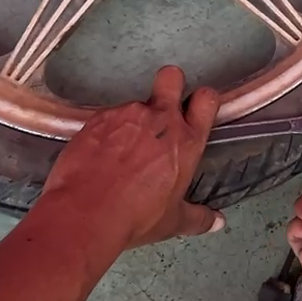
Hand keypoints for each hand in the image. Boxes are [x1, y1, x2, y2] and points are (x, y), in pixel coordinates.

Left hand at [38, 65, 223, 248]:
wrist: (85, 215)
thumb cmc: (135, 218)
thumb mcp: (173, 221)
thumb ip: (198, 217)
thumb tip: (217, 223)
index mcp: (186, 141)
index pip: (207, 99)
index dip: (202, 99)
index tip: (195, 109)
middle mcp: (160, 119)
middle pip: (172, 77)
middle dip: (169, 85)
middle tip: (160, 108)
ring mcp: (127, 115)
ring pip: (134, 104)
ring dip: (130, 121)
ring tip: (118, 151)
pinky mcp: (98, 119)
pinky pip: (106, 117)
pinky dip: (104, 132)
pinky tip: (96, 156)